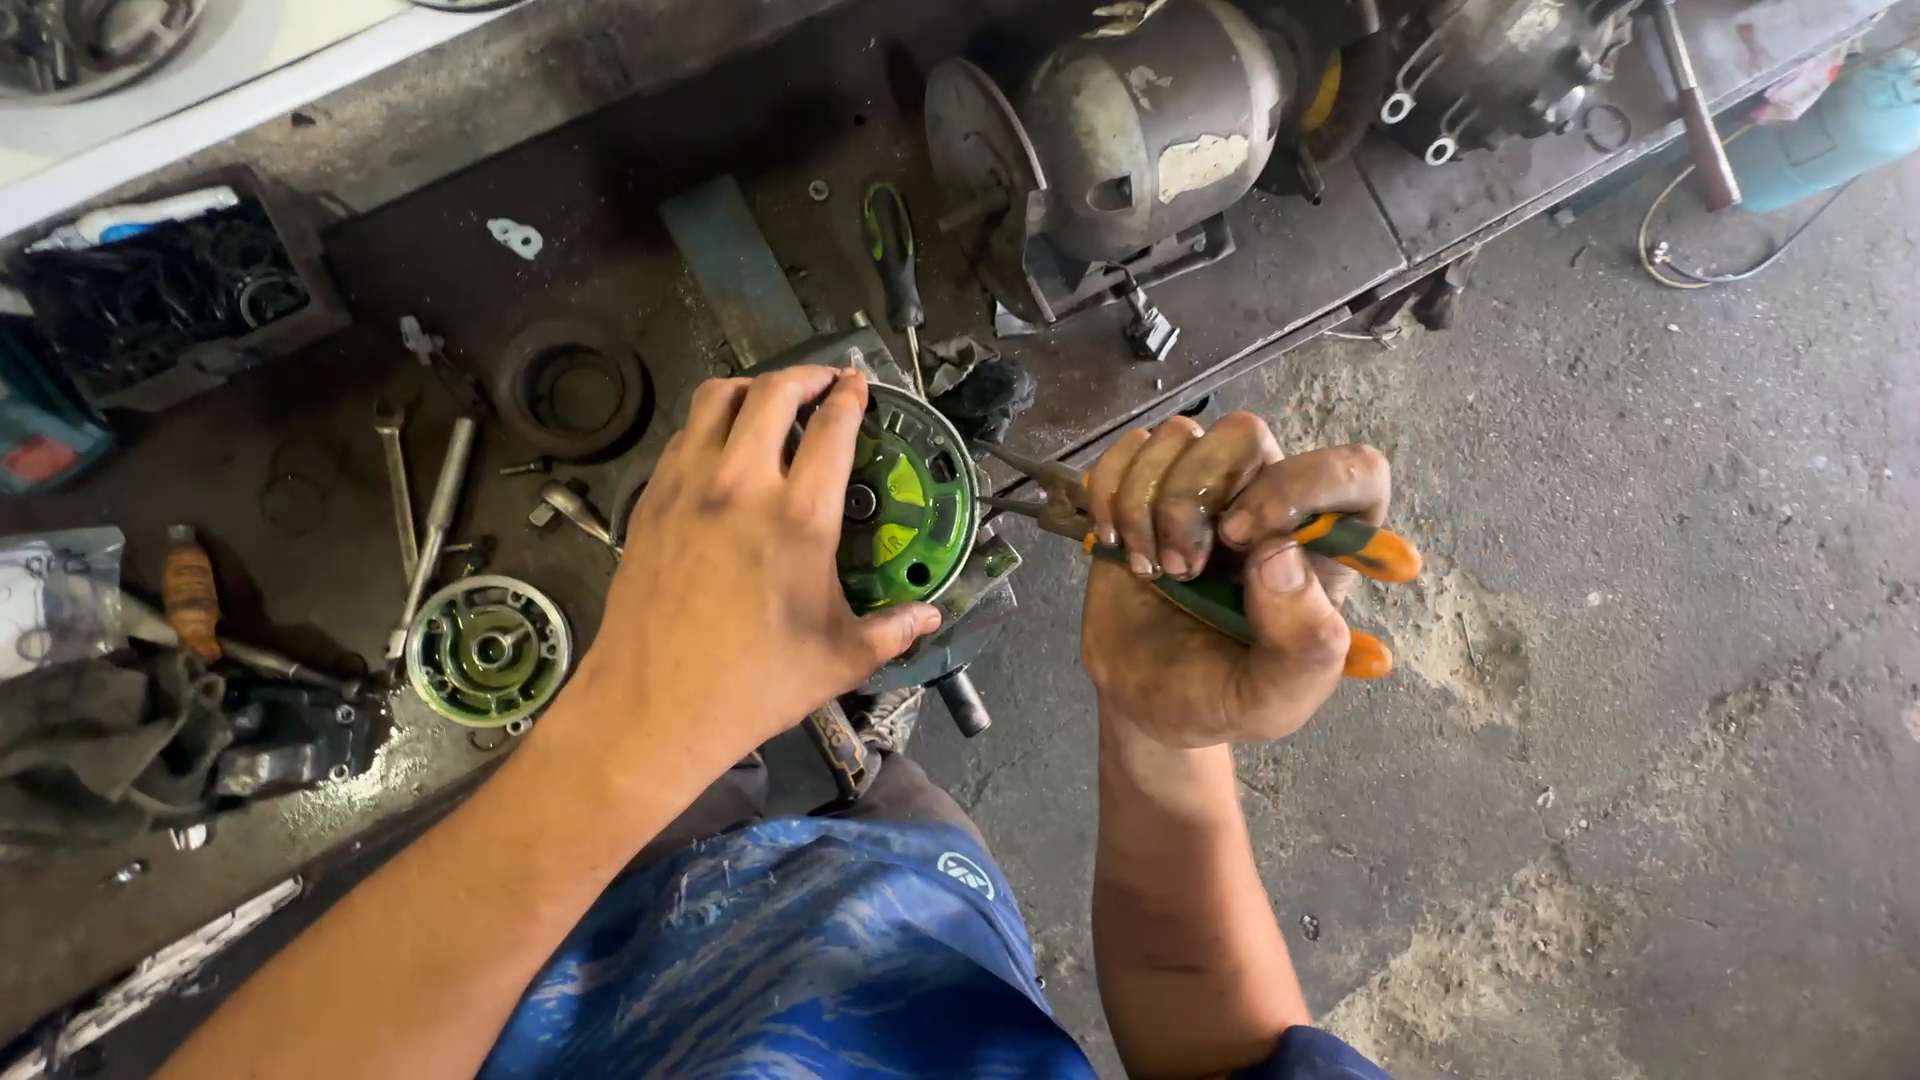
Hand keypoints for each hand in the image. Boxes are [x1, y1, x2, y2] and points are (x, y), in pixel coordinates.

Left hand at [566, 367, 941, 770]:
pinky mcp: (651, 500)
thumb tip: (930, 616)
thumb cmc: (756, 683)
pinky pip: (684, 434)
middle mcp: (741, 484)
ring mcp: (688, 487)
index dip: (851, 396)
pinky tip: (723, 445)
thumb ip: (893, 630)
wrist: (653, 706)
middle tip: (825, 381)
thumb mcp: (840, 658)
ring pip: (717, 399)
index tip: (860, 384)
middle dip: (806, 375)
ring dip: (753, 387)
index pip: (832, 428)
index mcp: (799, 516)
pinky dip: (711, 421)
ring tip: (773, 398)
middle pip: (772, 392)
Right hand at [1079, 412, 1390, 746]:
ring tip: (1149, 568)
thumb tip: (1279, 554)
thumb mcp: (1274, 699)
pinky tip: (1115, 542)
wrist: (1142, 700)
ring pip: (1178, 436)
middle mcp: (1266, 502)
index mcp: (1321, 546)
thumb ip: (1303, 642)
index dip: (1298, 484)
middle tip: (1182, 569)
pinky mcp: (1144, 489)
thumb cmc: (1216, 697)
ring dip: (1145, 503)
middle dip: (1193, 499)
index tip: (1241, 537)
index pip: (1351, 469)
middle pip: (1243, 433)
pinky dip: (1110, 490)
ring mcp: (1201, 490)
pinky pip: (1129, 449)